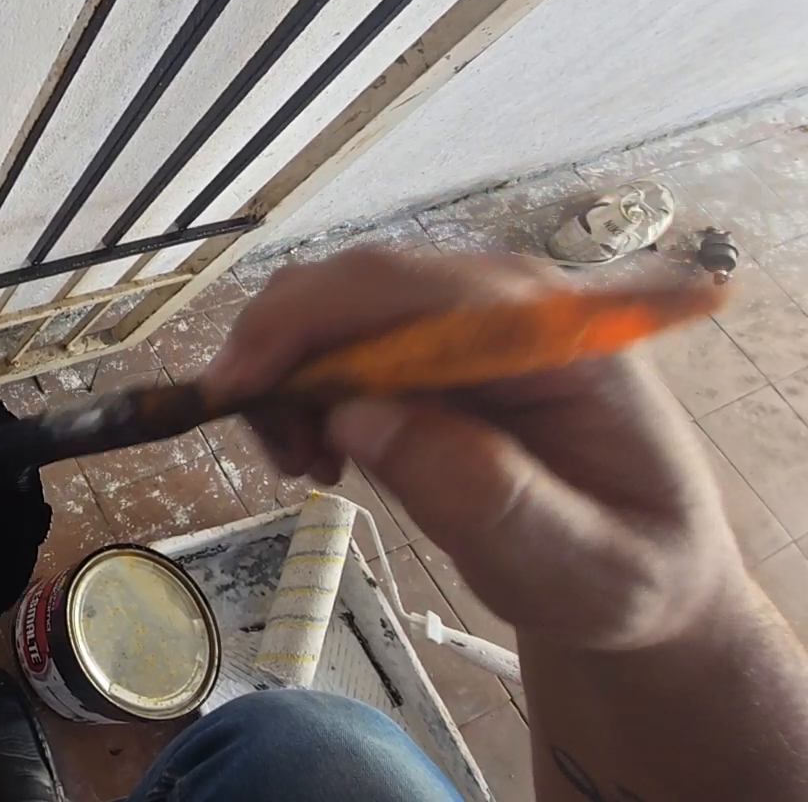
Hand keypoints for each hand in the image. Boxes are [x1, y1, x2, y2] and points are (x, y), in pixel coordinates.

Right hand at [202, 249, 745, 651]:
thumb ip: (486, 495)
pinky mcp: (408, 337)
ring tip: (302, 461)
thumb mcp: (579, 567)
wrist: (626, 566)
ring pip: (312, 308)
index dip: (298, 324)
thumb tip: (356, 418)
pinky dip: (287, 389)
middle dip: (274, 358)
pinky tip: (313, 445)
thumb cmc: (621, 571)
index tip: (232, 391)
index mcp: (550, 332)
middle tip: (275, 452)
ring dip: (277, 380)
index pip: (397, 288)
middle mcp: (491, 298)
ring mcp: (445, 313)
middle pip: (339, 286)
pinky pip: (315, 336)